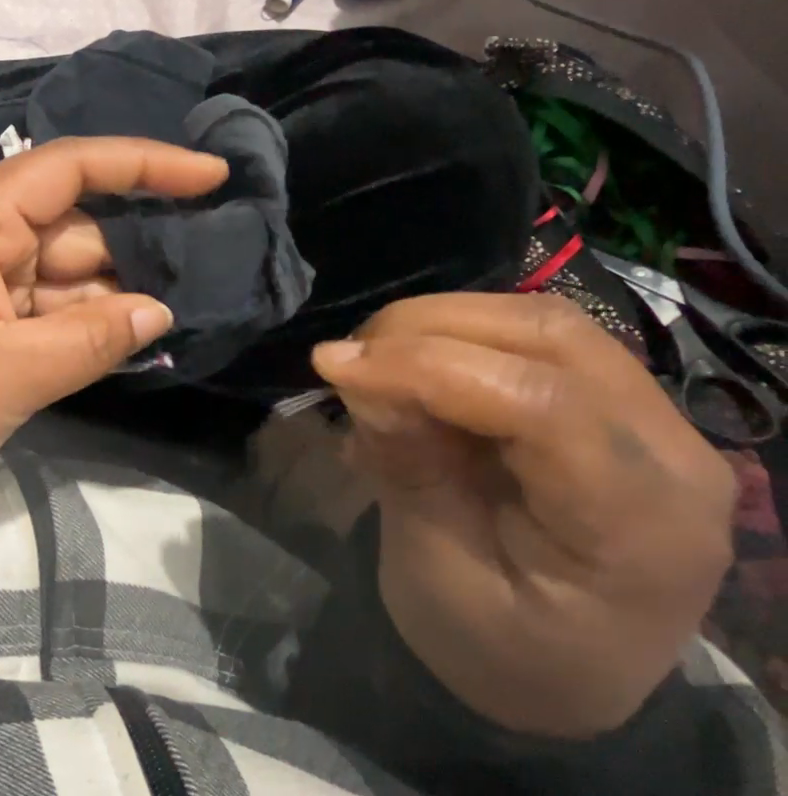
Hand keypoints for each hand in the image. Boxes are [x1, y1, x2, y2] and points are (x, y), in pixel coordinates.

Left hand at [0, 137, 227, 507]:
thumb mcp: (6, 375)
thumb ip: (90, 338)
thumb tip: (160, 310)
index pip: (64, 168)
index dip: (141, 163)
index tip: (212, 176)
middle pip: (74, 221)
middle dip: (139, 242)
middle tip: (220, 263)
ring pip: (67, 267)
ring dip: (120, 288)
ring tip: (197, 303)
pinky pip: (48, 306)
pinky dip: (89, 320)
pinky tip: (142, 334)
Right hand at [312, 293, 735, 738]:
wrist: (561, 682)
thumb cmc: (495, 647)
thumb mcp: (437, 575)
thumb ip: (409, 470)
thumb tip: (357, 374)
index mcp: (638, 523)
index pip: (543, 402)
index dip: (426, 367)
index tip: (331, 365)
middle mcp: (673, 455)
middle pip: (551, 338)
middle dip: (427, 329)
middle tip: (345, 360)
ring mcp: (656, 425)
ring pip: (545, 323)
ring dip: (441, 323)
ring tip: (372, 361)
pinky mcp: (620, 410)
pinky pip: (539, 342)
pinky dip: (459, 337)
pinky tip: (412, 372)